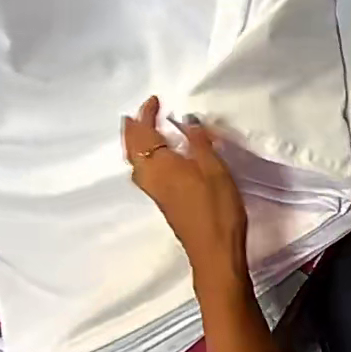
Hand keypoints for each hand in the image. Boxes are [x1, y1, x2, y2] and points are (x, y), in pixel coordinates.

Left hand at [123, 96, 249, 286]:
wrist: (214, 251)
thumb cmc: (217, 207)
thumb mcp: (214, 169)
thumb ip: (198, 143)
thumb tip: (186, 121)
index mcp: (161, 165)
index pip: (145, 133)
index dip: (147, 115)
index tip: (154, 100)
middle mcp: (151, 178)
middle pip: (133, 148)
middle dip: (134, 128)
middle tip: (141, 113)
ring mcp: (156, 192)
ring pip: (136, 162)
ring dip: (137, 143)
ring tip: (144, 131)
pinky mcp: (164, 202)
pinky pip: (145, 172)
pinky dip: (146, 157)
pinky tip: (159, 157)